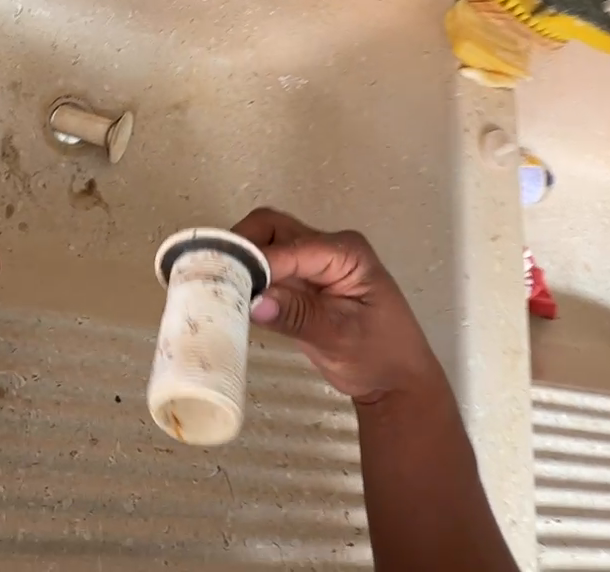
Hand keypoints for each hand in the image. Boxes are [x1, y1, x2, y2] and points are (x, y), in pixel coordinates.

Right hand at [231, 207, 442, 404]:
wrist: (396, 382)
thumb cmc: (379, 357)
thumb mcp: (340, 338)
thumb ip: (297, 316)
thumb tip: (254, 302)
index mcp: (345, 252)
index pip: (292, 247)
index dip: (259, 262)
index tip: (228, 279)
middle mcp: (326, 248)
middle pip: (273, 228)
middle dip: (242, 245)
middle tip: (213, 271)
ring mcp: (312, 263)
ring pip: (266, 243)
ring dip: (241, 259)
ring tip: (215, 282)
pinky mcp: (300, 281)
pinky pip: (267, 267)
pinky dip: (247, 276)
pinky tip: (228, 294)